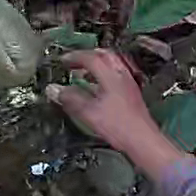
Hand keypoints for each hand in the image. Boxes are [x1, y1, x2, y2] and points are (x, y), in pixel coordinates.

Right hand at [47, 50, 185, 177]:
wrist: (142, 140)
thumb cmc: (117, 125)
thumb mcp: (88, 112)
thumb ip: (70, 99)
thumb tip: (53, 89)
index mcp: (111, 76)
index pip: (91, 58)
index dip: (75, 57)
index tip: (62, 61)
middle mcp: (122, 75)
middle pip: (105, 55)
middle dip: (87, 55)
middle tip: (74, 61)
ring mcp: (129, 83)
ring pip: (113, 64)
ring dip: (97, 63)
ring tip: (84, 72)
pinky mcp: (132, 92)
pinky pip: (117, 73)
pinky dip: (104, 73)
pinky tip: (98, 87)